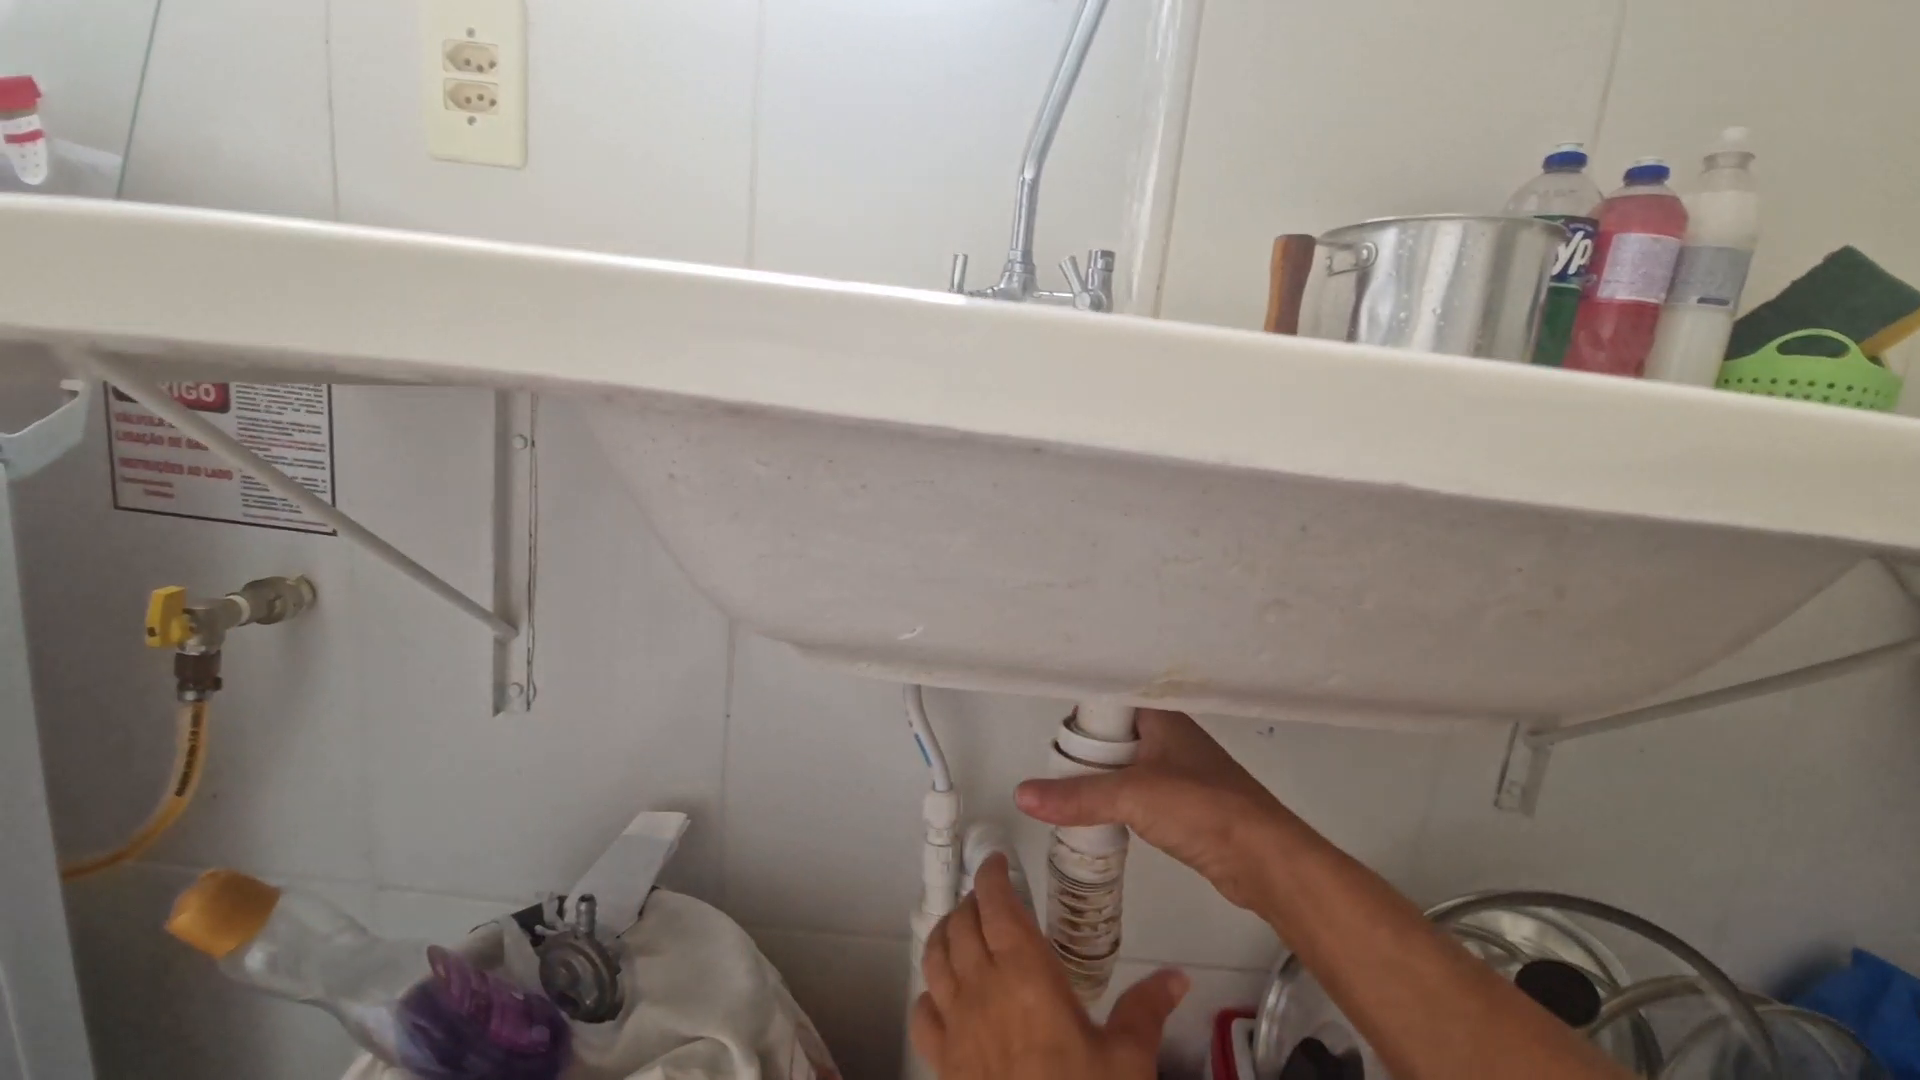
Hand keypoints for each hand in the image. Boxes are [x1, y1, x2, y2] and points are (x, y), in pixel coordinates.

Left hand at [912, 853, 1187, 1079]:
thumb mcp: (1127, 1059)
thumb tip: (1177, 978)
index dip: (990, 877)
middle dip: (970, 901)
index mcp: (1027, 975)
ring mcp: (956, 1026)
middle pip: (961, 925)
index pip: (996, 906)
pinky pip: (922, 1012)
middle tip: (988, 898)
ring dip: (944, 934)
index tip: (996, 863)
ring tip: (960, 927)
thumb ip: (1146, 1009)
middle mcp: (983, 990)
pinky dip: (928, 990)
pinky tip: (941, 992)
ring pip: (934, 959)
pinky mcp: (942, 1061)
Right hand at [1017, 708, 1291, 910]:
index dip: (1080, 718)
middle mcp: (1171, 737)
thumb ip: (1076, 796)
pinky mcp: (1184, 806)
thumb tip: (1022, 795)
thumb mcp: (1131, 796)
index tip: (1052, 741)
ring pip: (1125, 767)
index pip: (1109, 703)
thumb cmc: (1202, 809)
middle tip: (1051, 774)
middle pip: (1113, 736)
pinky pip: (1138, 794)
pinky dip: (1117, 803)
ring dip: (1100, 781)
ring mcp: (1179, 772)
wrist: (1263, 859)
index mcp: (1162, 717)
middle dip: (1083, 754)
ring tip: (1066, 797)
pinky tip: (1100, 818)